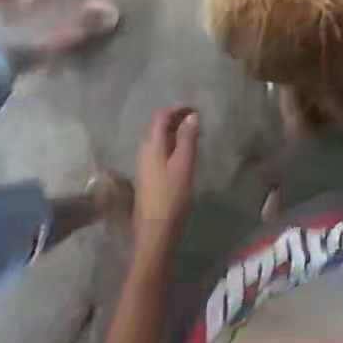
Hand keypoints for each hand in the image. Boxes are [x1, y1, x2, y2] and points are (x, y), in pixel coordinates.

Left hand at [134, 107, 199, 253]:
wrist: (155, 232)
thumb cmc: (171, 197)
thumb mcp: (184, 165)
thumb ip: (187, 139)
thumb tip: (191, 115)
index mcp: (151, 144)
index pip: (161, 116)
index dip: (178, 110)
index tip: (197, 112)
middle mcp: (144, 150)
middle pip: (158, 126)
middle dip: (178, 121)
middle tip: (198, 125)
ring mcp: (144, 163)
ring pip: (159, 140)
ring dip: (176, 134)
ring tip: (195, 138)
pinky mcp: (148, 175)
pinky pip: (159, 151)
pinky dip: (172, 147)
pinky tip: (184, 157)